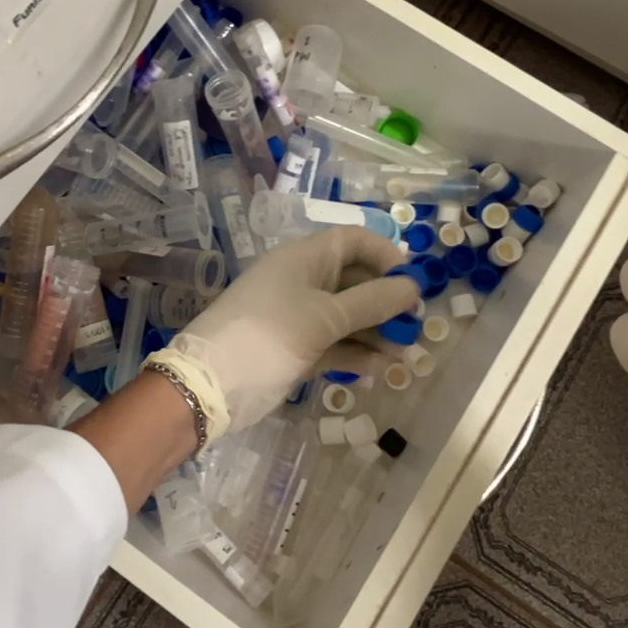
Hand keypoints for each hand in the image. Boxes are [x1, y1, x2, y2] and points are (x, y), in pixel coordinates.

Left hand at [144, 227, 419, 443]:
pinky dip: (356, 355)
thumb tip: (413, 288)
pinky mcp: (296, 349)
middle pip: (355, 281)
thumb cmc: (269, 335)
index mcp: (304, 259)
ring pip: (347, 317)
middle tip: (416, 326)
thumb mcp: (324, 317)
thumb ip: (372, 302)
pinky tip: (379, 369)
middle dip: (387, 302)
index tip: (412, 283)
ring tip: (406, 355)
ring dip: (377, 333)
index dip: (386, 256)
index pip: (353, 241)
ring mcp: (298, 317)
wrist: (210, 385)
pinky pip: (334, 345)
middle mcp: (303, 282)